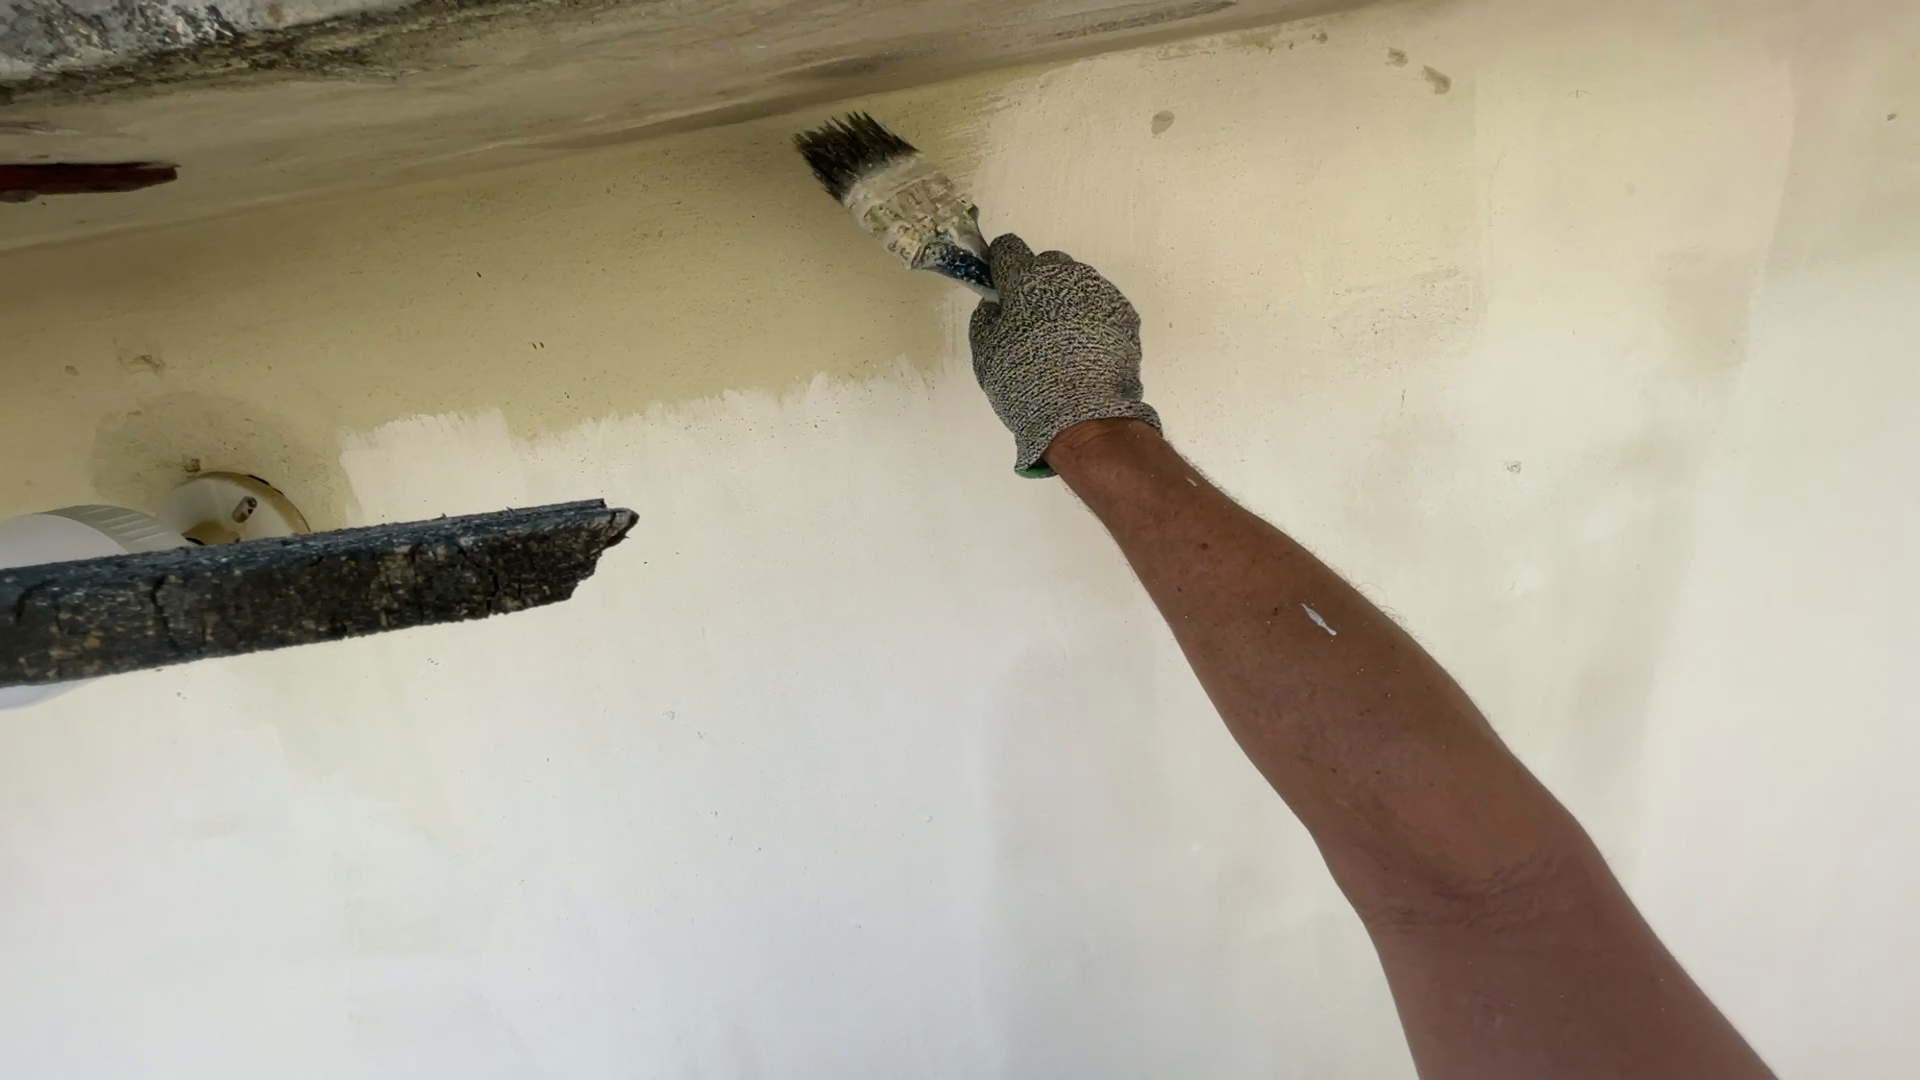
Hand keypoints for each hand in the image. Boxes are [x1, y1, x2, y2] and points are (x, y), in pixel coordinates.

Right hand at [967, 235, 1161, 476]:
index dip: (1001, 265)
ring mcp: (1100, 292)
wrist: (1083, 417)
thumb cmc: (1026, 385)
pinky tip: (1085, 351)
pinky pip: (1100, 307)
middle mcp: (1065, 275)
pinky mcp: (1125, 314)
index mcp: (1025, 279)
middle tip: (1032, 322)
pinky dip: (1091, 321)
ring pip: (1075, 285)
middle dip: (1036, 285)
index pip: (1008, 249)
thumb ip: (986, 320)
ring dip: (1065, 302)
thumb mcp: (986, 356)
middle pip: (1045, 265)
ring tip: (1062, 343)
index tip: (1000, 284)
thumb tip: (996, 306)